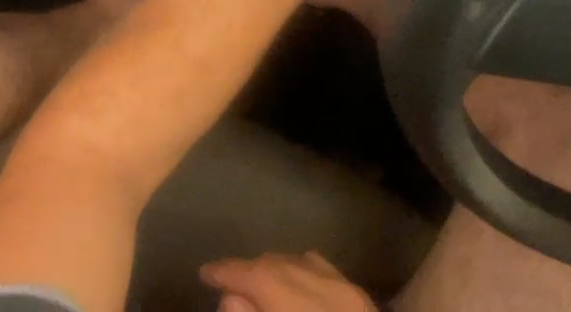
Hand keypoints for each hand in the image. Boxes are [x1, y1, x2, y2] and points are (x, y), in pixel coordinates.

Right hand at [199, 252, 377, 311]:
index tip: (205, 274)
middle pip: (282, 266)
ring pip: (304, 264)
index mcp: (301, 309)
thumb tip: (232, 297)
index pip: (261, 275)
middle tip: (226, 285)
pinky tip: (294, 288)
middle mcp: (331, 293)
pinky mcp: (365, 303)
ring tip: (255, 287)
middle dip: (251, 271)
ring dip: (276, 270)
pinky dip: (304, 273)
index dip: (228, 271)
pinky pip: (327, 273)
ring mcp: (352, 295)